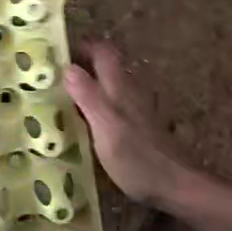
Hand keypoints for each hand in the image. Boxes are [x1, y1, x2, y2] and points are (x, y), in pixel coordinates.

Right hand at [65, 42, 189, 206]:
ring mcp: (138, 106)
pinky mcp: (142, 124)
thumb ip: (88, 96)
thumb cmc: (136, 158)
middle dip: (84, 63)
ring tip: (66, 95)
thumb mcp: (106, 127)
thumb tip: (68, 67)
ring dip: (91, 82)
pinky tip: (89, 119)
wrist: (175, 185)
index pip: (102, 51)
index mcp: (119, 86)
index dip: (82, 46)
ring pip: (112, 83)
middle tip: (56, 75)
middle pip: (107, 65)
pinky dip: (100, 102)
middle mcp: (130, 89)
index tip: (58, 52)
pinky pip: (116, 102)